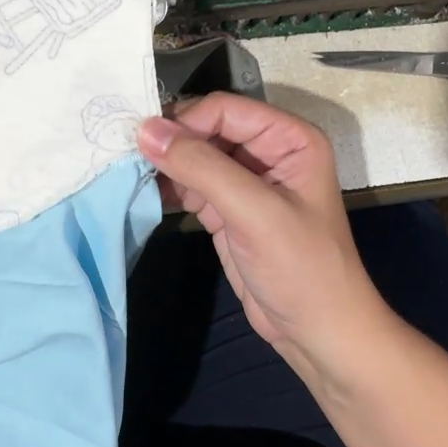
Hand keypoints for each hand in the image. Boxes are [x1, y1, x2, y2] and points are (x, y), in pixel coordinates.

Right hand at [137, 94, 389, 373]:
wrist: (320, 336)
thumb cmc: (301, 268)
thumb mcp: (254, 212)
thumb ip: (201, 167)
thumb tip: (146, 131)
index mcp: (289, 138)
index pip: (225, 110)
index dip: (186, 121)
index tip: (145, 143)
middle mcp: (268, 150)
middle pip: (206, 128)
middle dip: (171, 141)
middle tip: (128, 155)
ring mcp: (246, 181)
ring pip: (194, 155)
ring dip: (165, 164)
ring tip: (131, 174)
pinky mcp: (228, 209)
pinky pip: (191, 183)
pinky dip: (169, 187)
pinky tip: (148, 194)